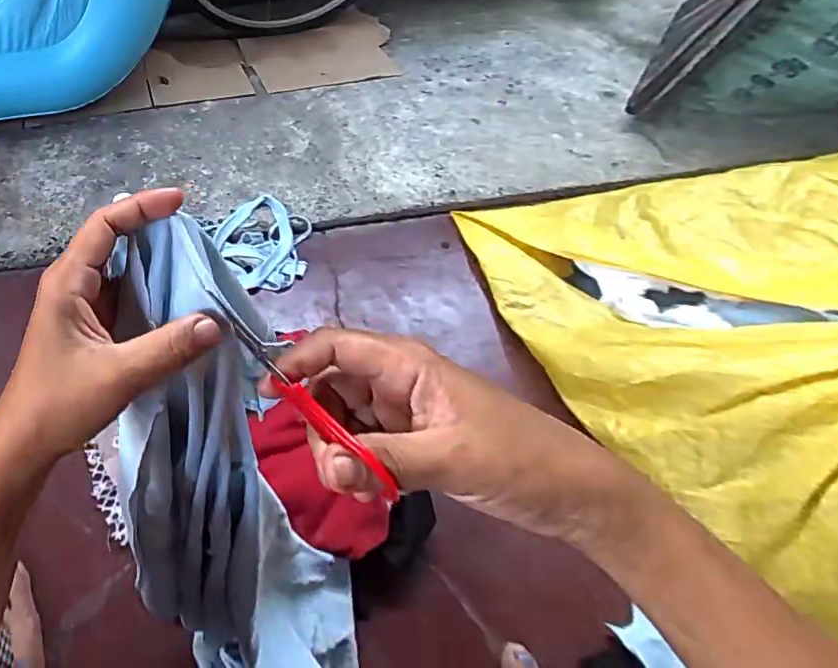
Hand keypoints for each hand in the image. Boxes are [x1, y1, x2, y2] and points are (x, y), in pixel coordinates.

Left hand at [0, 189, 224, 467]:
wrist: (23, 446)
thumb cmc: (58, 404)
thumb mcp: (118, 375)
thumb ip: (167, 347)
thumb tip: (216, 322)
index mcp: (68, 281)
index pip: (105, 224)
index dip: (142, 206)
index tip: (179, 200)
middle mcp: (73, 282)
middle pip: (113, 236)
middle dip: (151, 226)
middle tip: (194, 229)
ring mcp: (81, 302)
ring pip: (120, 264)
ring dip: (153, 255)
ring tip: (193, 254)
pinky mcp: (91, 322)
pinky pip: (124, 289)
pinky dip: (150, 283)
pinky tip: (177, 290)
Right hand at [263, 327, 649, 546]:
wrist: (570, 492)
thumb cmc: (514, 455)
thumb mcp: (450, 456)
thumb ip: (384, 460)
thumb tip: (326, 466)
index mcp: (404, 362)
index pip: (335, 345)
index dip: (296, 359)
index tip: (267, 393)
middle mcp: (394, 380)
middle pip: (330, 384)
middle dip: (317, 420)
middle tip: (331, 467)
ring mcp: (399, 411)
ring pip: (342, 416)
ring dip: (336, 448)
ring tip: (354, 484)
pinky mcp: (407, 440)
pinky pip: (361, 443)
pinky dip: (354, 463)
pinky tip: (366, 489)